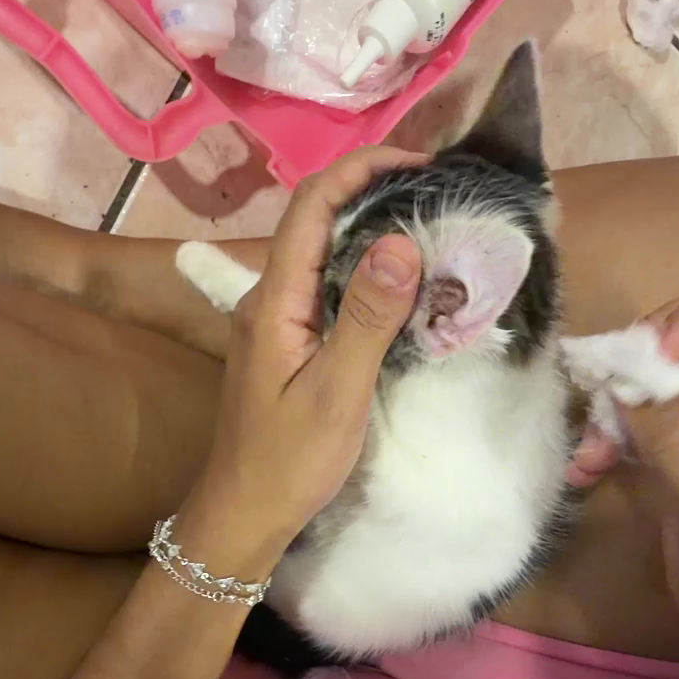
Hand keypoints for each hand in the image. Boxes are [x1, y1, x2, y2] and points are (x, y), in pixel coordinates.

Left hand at [177, 147, 427, 574]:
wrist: (244, 513)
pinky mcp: (288, 346)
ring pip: (322, 257)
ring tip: (427, 231)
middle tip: (434, 197)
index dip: (359, 170)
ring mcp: (277, 323)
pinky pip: (326, 292)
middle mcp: (269, 300)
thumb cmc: (288, 460)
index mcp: (274, 300)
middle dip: (371, 194)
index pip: (310, 206)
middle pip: (315, 222)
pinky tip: (398, 289)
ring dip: (370, 234)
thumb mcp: (335, 392)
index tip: (418, 165)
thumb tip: (401, 243)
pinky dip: (364, 276)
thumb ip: (367, 319)